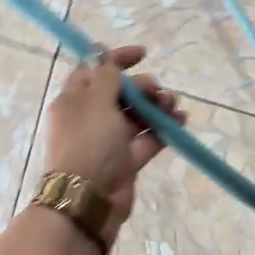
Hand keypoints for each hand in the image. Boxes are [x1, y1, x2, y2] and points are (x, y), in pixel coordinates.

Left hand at [42, 47, 185, 244]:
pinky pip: (147, 139)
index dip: (116, 59)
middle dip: (142, 87)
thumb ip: (107, 77)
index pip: (93, 69)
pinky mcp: (125, 161)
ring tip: (174, 107)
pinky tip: (181, 121)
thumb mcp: (96, 101)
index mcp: (74, 100)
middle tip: (157, 91)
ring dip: (156, 106)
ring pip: (136, 115)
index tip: (142, 54)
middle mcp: (89, 117)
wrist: (87, 200)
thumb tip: (105, 56)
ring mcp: (108, 140)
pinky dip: (163, 129)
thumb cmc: (88, 142)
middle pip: (119, 93)